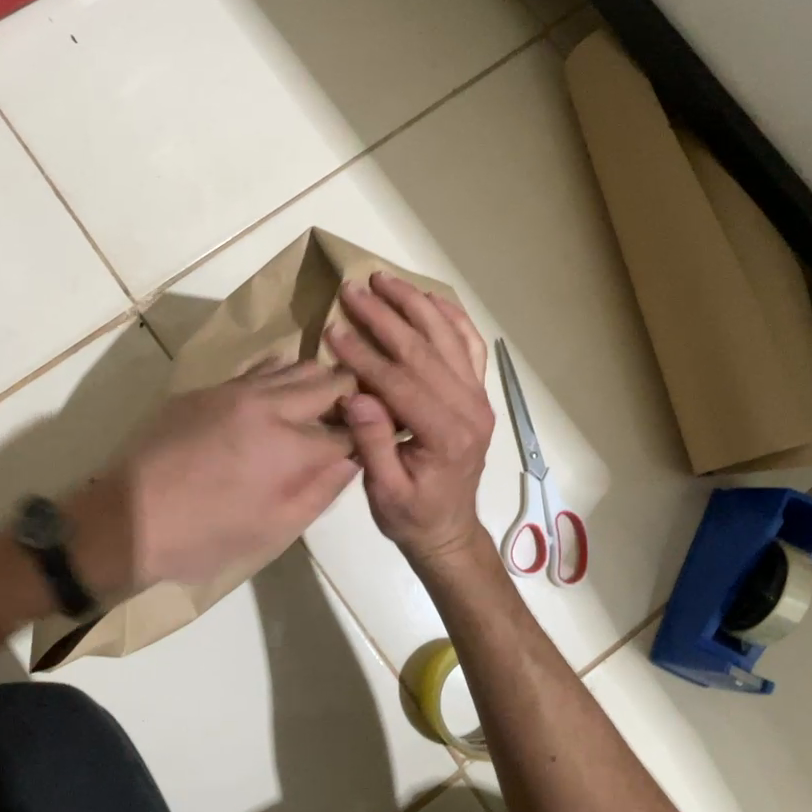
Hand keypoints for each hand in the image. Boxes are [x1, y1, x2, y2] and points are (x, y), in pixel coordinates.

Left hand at [72, 359, 359, 593]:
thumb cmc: (203, 537)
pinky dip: (277, 376)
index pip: (350, 429)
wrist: (127, 517)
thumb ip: (319, 492)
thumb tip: (352, 460)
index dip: (368, 435)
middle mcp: (268, 405)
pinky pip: (256, 369)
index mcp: (290, 447)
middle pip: (329, 381)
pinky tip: (273, 397)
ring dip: (313, 381)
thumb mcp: (272, 530)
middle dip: (349, 397)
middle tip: (351, 418)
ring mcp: (234, 390)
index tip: (374, 441)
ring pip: (293, 364)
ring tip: (315, 405)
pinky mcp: (206, 388)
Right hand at [326, 272, 493, 564]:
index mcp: (445, 435)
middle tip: (353, 290)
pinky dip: (452, 317)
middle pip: (424, 349)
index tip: (333, 329)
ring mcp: (478, 398)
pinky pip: (469, 345)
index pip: (400, 381)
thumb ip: (373, 445)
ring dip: (416, 304)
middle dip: (386, 316)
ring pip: (449, 337)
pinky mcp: (477, 394)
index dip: (363, 354)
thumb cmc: (411, 516)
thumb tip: (355, 397)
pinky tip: (430, 298)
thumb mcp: (385, 492)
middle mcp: (469, 409)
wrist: (450, 531)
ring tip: (385, 280)